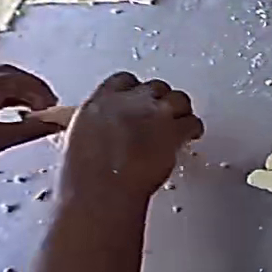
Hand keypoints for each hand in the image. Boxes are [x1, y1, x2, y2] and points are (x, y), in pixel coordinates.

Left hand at [0, 65, 59, 177]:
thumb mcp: (0, 140)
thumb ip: (32, 129)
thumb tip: (57, 123)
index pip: (19, 79)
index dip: (41, 92)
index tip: (52, 108)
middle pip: (9, 74)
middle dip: (32, 87)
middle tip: (46, 105)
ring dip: (18, 93)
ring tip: (32, 112)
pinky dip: (4, 99)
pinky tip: (11, 116)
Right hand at [59, 72, 204, 207]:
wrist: (102, 191)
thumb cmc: (86, 176)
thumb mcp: (78, 138)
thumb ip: (96, 124)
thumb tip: (96, 127)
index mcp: (101, 101)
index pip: (124, 80)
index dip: (136, 90)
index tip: (140, 98)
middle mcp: (129, 101)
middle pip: (156, 87)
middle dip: (160, 100)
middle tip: (162, 115)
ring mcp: (154, 113)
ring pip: (178, 99)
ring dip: (180, 111)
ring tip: (180, 122)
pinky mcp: (174, 130)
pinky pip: (192, 122)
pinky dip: (193, 129)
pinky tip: (191, 135)